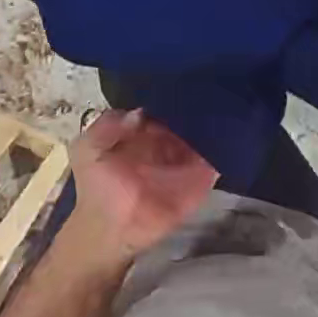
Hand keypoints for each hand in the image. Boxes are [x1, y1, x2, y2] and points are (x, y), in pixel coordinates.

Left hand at [62, 109, 217, 264]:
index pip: (165, 106)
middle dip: (199, 106)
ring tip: (225, 111)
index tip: (185, 85)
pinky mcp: (202, 181)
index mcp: (145, 130)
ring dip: (216, 125)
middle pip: (190, 117)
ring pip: (208, 134)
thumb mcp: (88, 149)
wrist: (110, 231)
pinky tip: (229, 137)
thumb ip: (108, 125)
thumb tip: (141, 113)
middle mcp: (170, 141)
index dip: (172, 96)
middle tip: (210, 95)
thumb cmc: (97, 187)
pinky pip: (219, 161)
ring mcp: (188, 160)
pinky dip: (225, 151)